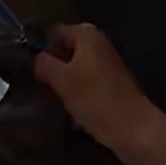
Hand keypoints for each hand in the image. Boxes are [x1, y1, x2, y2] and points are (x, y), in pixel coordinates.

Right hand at [33, 23, 165, 161]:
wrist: (135, 131)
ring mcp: (108, 64)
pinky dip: (79, 96)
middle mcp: (98, 42)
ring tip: (53, 103)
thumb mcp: (63, 81)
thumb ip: (44, 64)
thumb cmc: (96, 100)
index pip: (53, 34)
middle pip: (65, 52)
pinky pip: (88, 85)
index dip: (41, 50)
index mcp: (86, 33)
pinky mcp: (114, 85)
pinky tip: (72, 114)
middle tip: (40, 89)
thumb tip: (36, 58)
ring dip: (65, 85)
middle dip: (53, 69)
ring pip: (76, 70)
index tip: (30, 71)